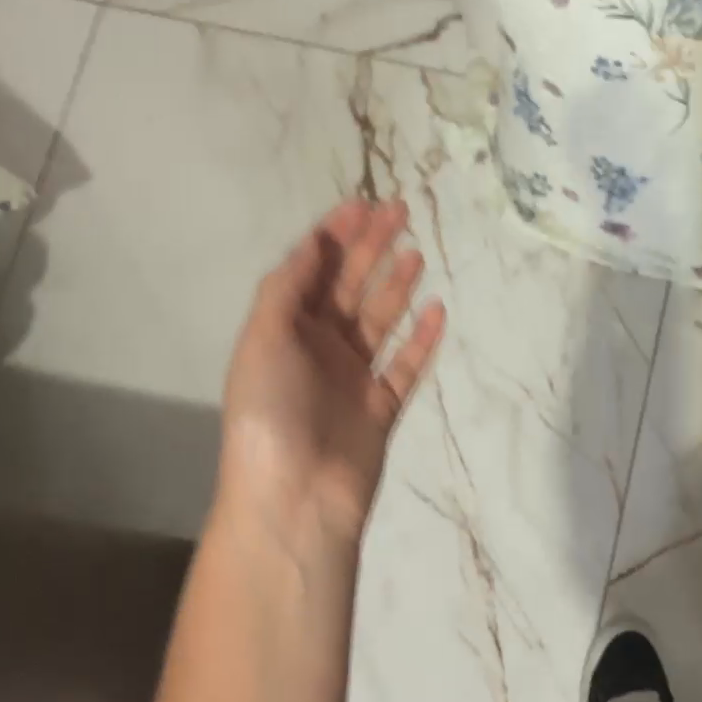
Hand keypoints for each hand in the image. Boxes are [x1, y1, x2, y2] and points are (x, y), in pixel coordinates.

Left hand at [219, 199, 445, 542]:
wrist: (295, 496)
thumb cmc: (271, 411)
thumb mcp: (264, 339)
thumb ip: (288, 288)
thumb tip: (314, 241)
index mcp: (283, 332)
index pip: (312, 273)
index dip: (335, 237)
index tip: (362, 205)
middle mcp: (318, 349)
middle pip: (349, 289)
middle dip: (372, 249)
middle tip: (399, 213)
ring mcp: (352, 379)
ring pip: (379, 322)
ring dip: (397, 287)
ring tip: (417, 255)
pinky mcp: (382, 407)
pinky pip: (405, 365)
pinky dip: (421, 340)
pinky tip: (437, 310)